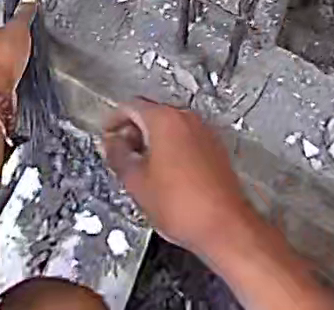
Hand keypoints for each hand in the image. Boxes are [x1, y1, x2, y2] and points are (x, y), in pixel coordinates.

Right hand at [100, 100, 258, 259]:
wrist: (225, 226)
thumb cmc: (183, 206)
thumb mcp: (136, 182)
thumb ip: (118, 156)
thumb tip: (112, 144)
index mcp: (164, 119)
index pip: (131, 106)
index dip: (114, 120)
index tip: (108, 133)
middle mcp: (185, 117)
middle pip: (152, 112)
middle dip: (134, 130)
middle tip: (123, 151)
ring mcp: (203, 130)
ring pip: (170, 125)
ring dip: (154, 139)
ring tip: (144, 167)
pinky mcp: (215, 146)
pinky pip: (187, 137)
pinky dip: (173, 147)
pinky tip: (168, 173)